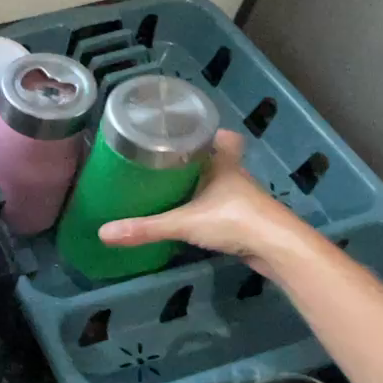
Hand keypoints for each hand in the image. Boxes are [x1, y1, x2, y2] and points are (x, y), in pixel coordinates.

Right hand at [97, 129, 309, 275]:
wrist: (278, 248)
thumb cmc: (234, 220)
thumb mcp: (183, 222)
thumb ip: (146, 227)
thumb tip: (104, 232)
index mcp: (222, 164)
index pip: (223, 138)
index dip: (209, 134)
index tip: (186, 136)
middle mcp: (235, 176)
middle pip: (218, 160)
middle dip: (197, 162)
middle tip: (168, 165)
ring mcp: (244, 199)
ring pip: (222, 184)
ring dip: (203, 186)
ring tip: (174, 190)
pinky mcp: (247, 220)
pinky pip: (224, 207)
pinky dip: (210, 210)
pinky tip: (194, 218)